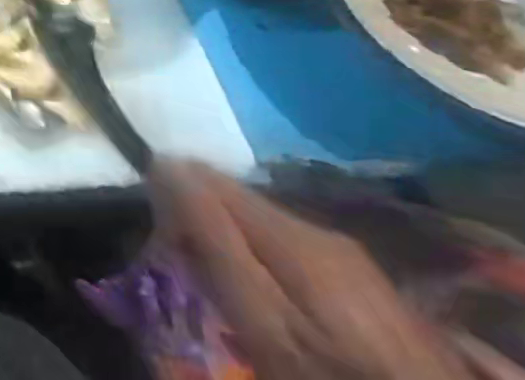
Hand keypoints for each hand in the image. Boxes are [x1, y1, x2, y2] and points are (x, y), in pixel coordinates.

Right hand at [152, 160, 475, 379]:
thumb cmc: (330, 374)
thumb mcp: (262, 318)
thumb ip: (213, 239)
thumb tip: (164, 165)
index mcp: (290, 231)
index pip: (202, 176)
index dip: (169, 198)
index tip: (163, 242)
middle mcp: (318, 228)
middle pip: (231, 197)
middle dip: (197, 219)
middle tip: (188, 270)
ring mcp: (347, 255)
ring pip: (255, 220)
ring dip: (226, 239)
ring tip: (223, 286)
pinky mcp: (361, 280)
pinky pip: (284, 245)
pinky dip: (258, 257)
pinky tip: (265, 295)